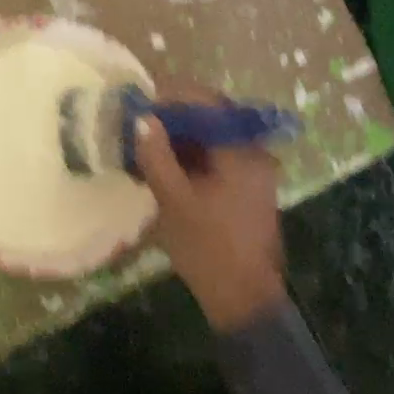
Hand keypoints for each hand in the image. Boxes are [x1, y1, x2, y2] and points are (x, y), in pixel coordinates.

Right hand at [133, 88, 288, 330]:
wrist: (242, 297)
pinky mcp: (247, 188)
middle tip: (138, 122)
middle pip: (213, 117)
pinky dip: (191, 157)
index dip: (173, 96)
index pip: (208, 103)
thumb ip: (156, 156)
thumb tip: (142, 119)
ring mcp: (254, 171)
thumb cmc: (208, 248)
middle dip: (175, 115)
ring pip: (213, 138)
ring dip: (181, 137)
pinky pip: (217, 158)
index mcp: (242, 152)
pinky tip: (164, 166)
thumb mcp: (173, 200)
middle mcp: (255, 153)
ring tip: (145, 143)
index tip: (140, 101)